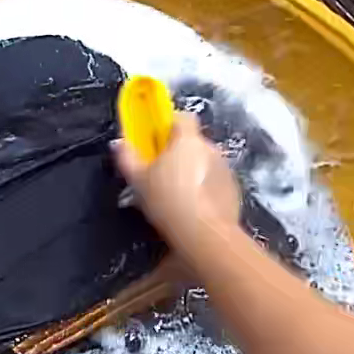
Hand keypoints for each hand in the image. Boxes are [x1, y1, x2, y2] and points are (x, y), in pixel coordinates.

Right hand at [112, 111, 243, 257]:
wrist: (205, 236)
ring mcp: (225, 168)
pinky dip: (205, 188)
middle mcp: (210, 148)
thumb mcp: (138, 180)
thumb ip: (127, 157)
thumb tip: (119, 143)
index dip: (167, 125)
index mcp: (188, 139)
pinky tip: (194, 208)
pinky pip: (215, 181)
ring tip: (177, 195)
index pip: (180, 116)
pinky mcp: (234, 189)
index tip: (154, 141)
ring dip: (193, 171)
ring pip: (204, 162)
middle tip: (160, 173)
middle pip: (191, 141)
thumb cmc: (168, 201)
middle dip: (178, 152)